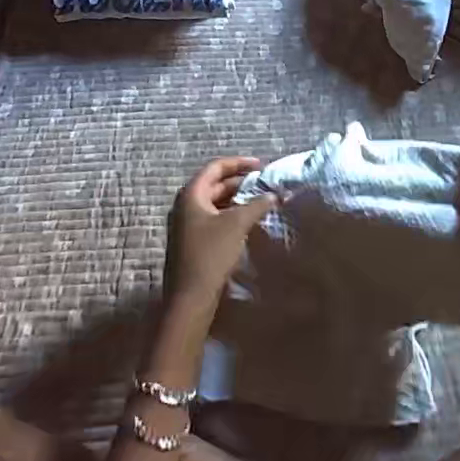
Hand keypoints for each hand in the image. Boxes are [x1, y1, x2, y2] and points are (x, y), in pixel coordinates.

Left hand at [164, 157, 276, 309]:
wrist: (190, 297)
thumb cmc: (211, 254)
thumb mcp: (237, 224)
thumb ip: (256, 205)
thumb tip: (274, 194)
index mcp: (191, 194)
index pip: (215, 167)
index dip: (239, 163)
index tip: (262, 165)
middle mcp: (185, 204)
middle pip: (215, 184)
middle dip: (240, 182)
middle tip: (264, 184)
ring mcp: (187, 223)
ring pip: (215, 202)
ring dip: (237, 199)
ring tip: (260, 201)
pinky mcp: (192, 240)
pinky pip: (213, 217)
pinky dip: (230, 214)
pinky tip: (247, 221)